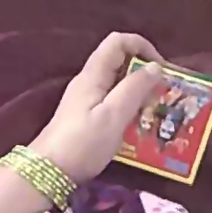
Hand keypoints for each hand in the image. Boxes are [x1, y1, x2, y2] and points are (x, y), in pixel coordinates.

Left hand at [30, 32, 166, 183]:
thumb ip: (135, 88)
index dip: (142, 46)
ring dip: (138, 90)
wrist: (49, 171)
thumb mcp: (114, 115)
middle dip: (144, 71)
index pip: (118, 41)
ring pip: (117, 82)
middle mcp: (88, 81)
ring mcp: (85, 98)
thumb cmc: (83, 143)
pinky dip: (128, 105)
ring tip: (155, 110)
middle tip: (162, 93)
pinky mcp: (86, 115)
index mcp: (93, 74)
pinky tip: (138, 124)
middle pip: (119, 60)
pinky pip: (112, 100)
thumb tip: (155, 67)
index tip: (161, 68)